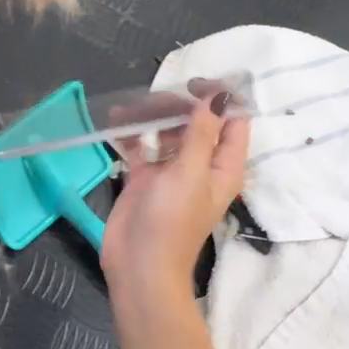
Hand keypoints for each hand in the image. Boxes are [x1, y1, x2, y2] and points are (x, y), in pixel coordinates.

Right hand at [102, 93, 248, 297]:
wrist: (139, 266)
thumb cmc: (171, 221)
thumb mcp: (190, 172)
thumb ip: (202, 132)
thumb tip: (217, 96)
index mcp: (223, 166)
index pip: (233, 122)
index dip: (219, 98)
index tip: (194, 82)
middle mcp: (200, 165)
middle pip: (195, 122)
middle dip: (177, 105)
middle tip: (153, 100)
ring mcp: (170, 172)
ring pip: (166, 132)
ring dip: (150, 117)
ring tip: (129, 108)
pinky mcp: (144, 180)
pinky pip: (140, 148)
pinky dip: (130, 134)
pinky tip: (115, 122)